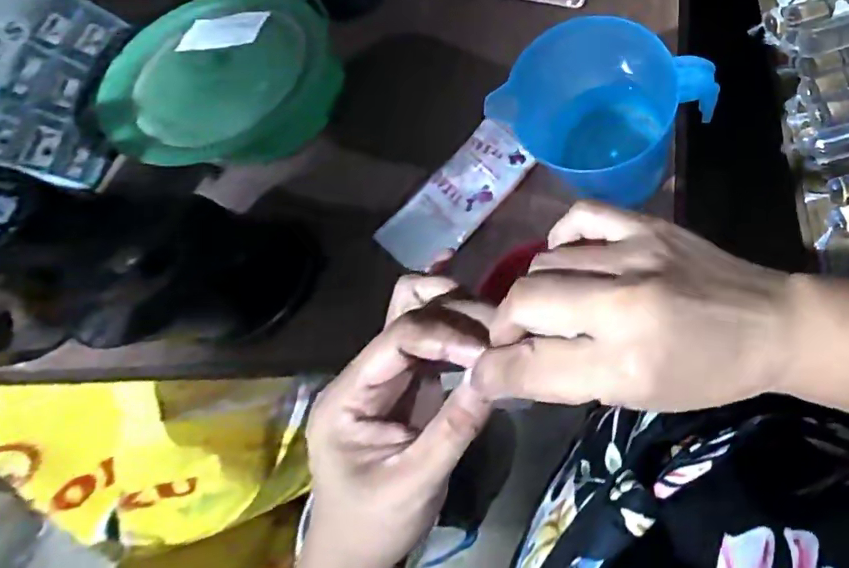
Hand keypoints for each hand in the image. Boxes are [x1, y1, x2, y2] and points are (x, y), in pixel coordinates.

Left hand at [304, 276, 494, 567]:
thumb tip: (495, 372)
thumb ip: (453, 427)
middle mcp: (366, 369)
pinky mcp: (413, 375)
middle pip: (409, 310)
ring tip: (498, 327)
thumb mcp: (414, 484)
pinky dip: (462, 319)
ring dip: (462, 311)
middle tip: (500, 331)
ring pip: (424, 310)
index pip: (397, 337)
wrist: (357, 558)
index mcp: (348, 394)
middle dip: (457, 313)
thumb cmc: (373, 525)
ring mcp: (390, 369)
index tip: (486, 349)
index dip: (444, 333)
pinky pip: (437, 332)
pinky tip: (484, 306)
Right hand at [471, 202, 795, 411]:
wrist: (768, 322)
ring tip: (543, 300)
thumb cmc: (707, 373)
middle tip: (513, 336)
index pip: (532, 366)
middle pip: (528, 301)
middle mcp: (624, 303)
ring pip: (549, 260)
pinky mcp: (648, 224)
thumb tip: (511, 365)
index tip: (482, 371)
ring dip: (532, 286)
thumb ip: (572, 377)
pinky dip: (561, 235)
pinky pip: (583, 215)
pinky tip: (564, 251)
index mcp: (626, 364)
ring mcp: (636, 254)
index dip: (493, 371)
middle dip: (504, 325)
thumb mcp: (640, 394)